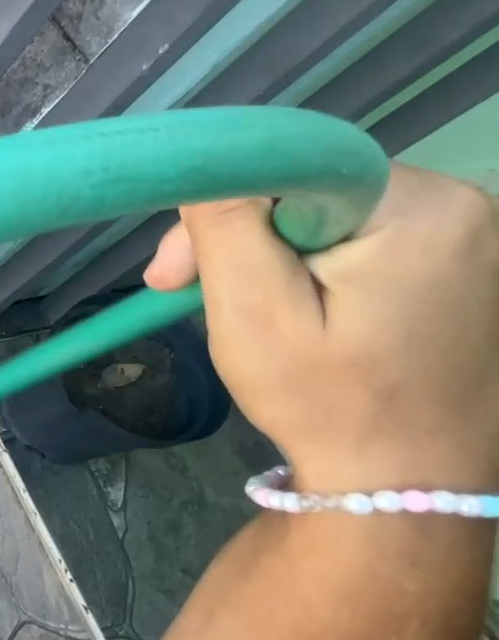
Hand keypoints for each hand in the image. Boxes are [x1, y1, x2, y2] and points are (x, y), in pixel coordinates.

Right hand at [143, 163, 498, 494]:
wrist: (410, 480)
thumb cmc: (325, 400)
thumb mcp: (253, 313)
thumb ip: (226, 228)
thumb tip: (200, 160)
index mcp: (422, 209)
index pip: (288, 170)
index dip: (217, 211)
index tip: (172, 273)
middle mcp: (466, 205)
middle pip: (306, 191)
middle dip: (236, 237)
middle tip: (180, 291)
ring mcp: (475, 235)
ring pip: (325, 214)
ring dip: (265, 254)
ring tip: (235, 310)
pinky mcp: (464, 264)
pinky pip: (357, 238)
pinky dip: (307, 266)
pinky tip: (285, 307)